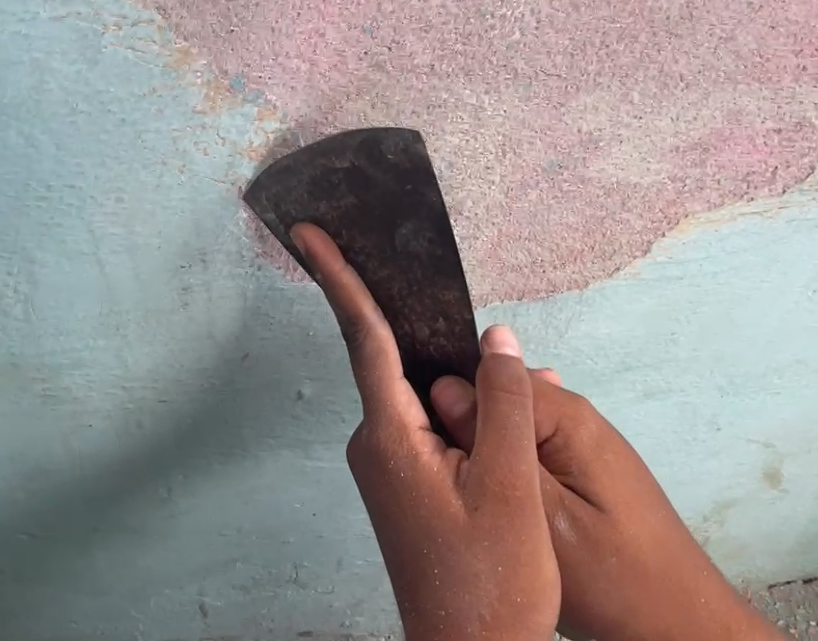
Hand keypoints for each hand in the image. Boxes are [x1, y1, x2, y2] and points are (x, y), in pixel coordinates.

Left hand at [292, 223, 558, 640]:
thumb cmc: (491, 584)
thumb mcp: (510, 489)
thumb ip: (501, 404)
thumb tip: (494, 336)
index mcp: (389, 437)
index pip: (363, 336)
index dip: (337, 277)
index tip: (307, 232)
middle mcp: (374, 442)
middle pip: (386, 356)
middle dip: (396, 308)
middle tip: (397, 255)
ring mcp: (384, 463)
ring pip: (411, 391)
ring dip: (437, 362)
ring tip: (472, 339)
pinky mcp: (400, 480)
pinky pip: (419, 418)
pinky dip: (444, 398)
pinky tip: (477, 394)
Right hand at [429, 369, 785, 640]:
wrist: (684, 631)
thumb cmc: (611, 580)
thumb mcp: (540, 515)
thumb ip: (492, 445)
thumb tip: (444, 385)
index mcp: (562, 414)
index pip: (484, 372)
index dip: (446, 401)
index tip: (423, 441)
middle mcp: (573, 413)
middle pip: (497, 394)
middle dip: (464, 422)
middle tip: (444, 474)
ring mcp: (581, 440)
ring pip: (510, 422)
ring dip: (484, 444)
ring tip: (465, 487)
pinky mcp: (584, 466)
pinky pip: (529, 444)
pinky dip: (506, 460)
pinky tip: (496, 497)